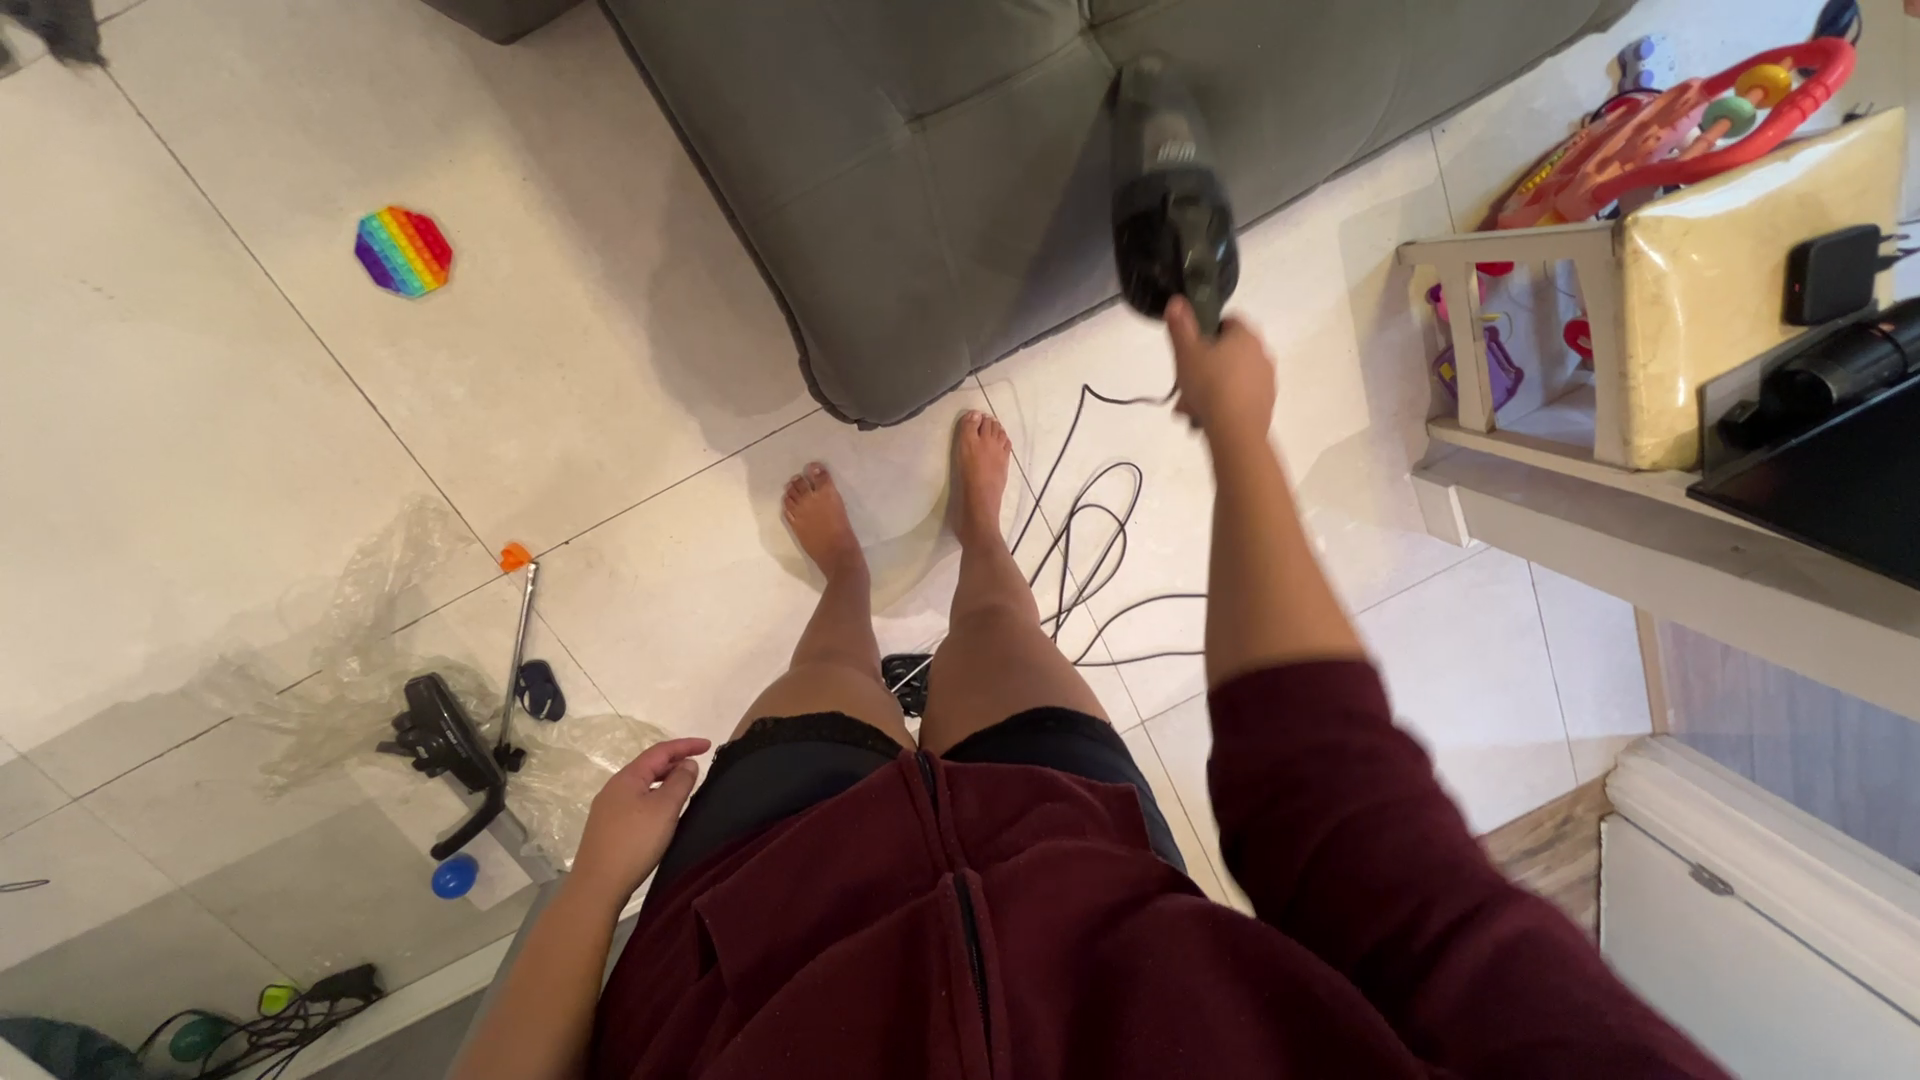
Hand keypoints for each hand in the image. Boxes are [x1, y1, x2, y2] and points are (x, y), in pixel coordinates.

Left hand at [566, 736, 710, 903]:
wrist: (597, 886)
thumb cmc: (635, 842)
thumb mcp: (665, 808)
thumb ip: (680, 782)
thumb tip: (688, 763)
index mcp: (628, 778)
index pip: (660, 751)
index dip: (686, 745)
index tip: (708, 745)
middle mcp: (615, 788)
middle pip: (649, 766)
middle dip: (675, 761)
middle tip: (698, 766)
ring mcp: (608, 808)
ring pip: (642, 785)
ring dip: (665, 780)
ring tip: (684, 786)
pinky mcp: (607, 827)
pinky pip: (636, 800)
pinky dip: (654, 796)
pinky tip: (663, 811)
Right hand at [1166, 296, 1276, 440]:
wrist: (1235, 430)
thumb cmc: (1209, 385)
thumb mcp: (1186, 354)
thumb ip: (1180, 326)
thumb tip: (1176, 301)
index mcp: (1245, 336)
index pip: (1228, 321)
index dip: (1206, 331)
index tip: (1190, 349)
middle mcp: (1261, 353)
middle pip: (1227, 354)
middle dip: (1203, 369)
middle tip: (1183, 386)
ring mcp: (1267, 380)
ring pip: (1231, 379)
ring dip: (1209, 390)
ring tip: (1190, 409)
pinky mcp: (1266, 404)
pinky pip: (1240, 398)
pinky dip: (1223, 405)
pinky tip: (1206, 420)